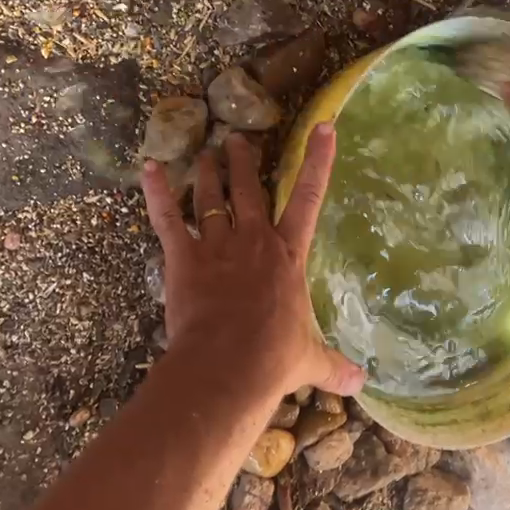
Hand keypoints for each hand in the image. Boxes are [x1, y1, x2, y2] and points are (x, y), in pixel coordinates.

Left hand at [141, 124, 364, 400]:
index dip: (318, 160)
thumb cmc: (273, 358)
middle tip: (238, 139)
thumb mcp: (309, 360)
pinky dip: (157, 192)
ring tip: (207, 152)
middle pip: (250, 190)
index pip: (309, 197)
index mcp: (288, 255)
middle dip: (245, 162)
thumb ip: (333, 365)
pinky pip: (168, 219)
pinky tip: (149, 167)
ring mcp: (217, 245)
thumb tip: (361, 384)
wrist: (227, 367)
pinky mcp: (184, 258)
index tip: (323, 126)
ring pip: (213, 199)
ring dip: (209, 174)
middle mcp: (254, 239)